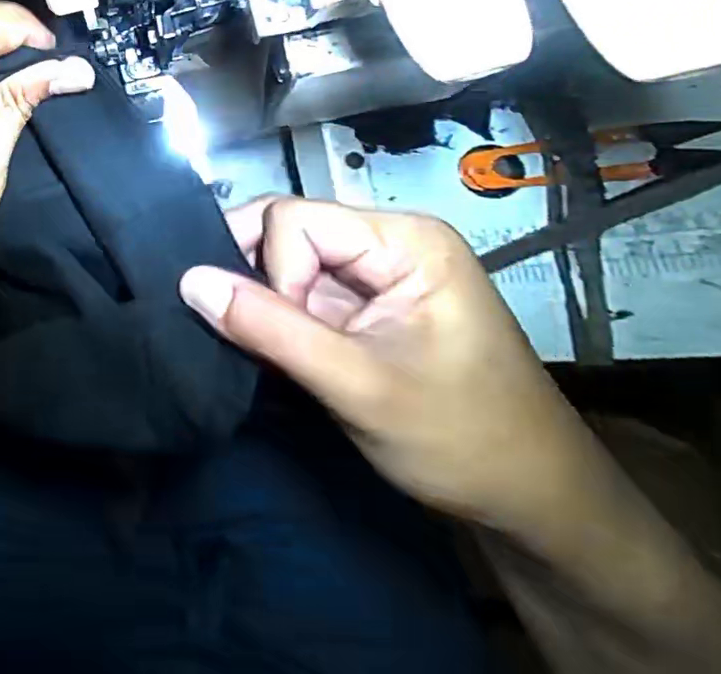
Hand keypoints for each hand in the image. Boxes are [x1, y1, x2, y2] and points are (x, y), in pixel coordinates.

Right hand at [178, 198, 604, 540]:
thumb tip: (189, 281)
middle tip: (255, 334)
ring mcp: (378, 271)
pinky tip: (274, 345)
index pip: (298, 219)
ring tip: (264, 345)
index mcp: (405, 239)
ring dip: (266, 300)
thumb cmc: (461, 439)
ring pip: (289, 259)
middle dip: (260, 277)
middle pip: (290, 229)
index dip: (274, 271)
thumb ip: (270, 329)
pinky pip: (302, 288)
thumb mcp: (358, 386)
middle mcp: (390, 240)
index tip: (289, 336)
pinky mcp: (366, 302)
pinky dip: (279, 316)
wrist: (531, 501)